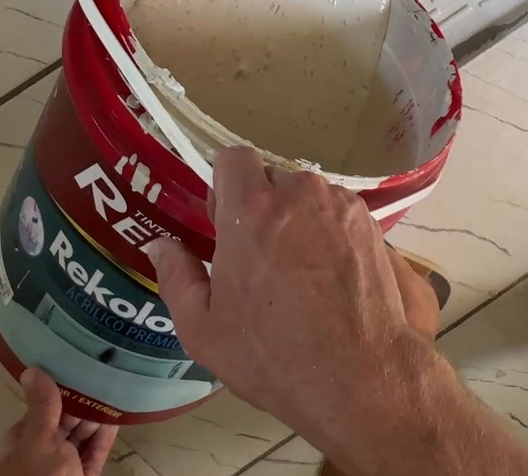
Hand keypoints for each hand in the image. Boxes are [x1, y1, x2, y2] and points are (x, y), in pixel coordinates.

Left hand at [0, 368, 116, 475]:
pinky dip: (108, 433)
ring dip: (101, 412)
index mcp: (23, 439)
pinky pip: (97, 449)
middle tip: (112, 368)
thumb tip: (32, 368)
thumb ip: (42, 408)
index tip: (87, 360)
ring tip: (123, 383)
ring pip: (85, 431)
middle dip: (88, 397)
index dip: (65, 383)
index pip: (45, 402)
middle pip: (68, 415)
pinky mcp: (83, 475)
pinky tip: (122, 412)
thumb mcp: (41, 443)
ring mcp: (63, 464)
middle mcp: (42, 449)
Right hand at [143, 147, 431, 445]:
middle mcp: (297, 190)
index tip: (224, 221)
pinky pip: (334, 209)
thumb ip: (177, 276)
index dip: (224, 185)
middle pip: (269, 178)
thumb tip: (161, 245)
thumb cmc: (271, 354)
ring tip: (297, 272)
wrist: (357, 371)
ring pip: (304, 195)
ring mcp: (338, 201)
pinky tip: (327, 275)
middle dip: (259, 206)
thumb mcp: (203, 328)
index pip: (232, 157)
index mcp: (250, 208)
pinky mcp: (366, 218)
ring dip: (294, 218)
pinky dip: (326, 229)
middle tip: (258, 256)